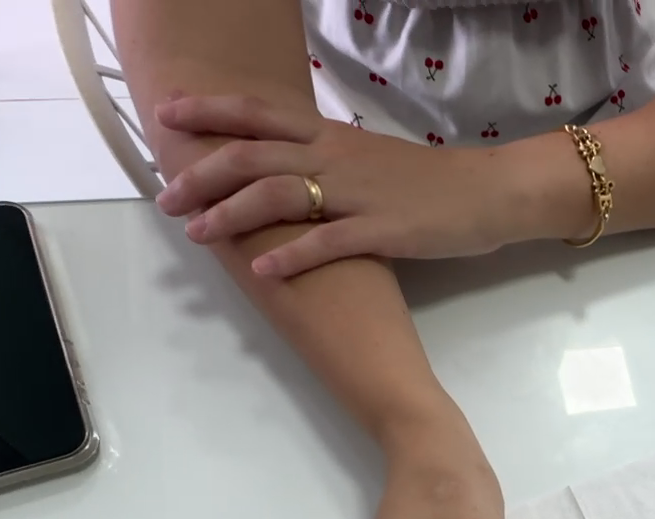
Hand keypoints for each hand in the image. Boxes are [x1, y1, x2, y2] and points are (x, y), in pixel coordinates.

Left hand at [153, 95, 524, 275]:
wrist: (489, 193)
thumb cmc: (437, 181)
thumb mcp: (377, 159)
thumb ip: (335, 162)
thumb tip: (301, 172)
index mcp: (335, 136)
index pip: (260, 113)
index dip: (210, 112)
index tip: (168, 116)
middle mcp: (336, 158)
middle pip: (253, 155)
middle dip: (202, 174)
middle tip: (166, 196)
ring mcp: (358, 194)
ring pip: (279, 194)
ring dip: (231, 213)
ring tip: (198, 233)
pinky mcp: (383, 231)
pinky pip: (327, 241)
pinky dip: (291, 255)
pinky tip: (263, 270)